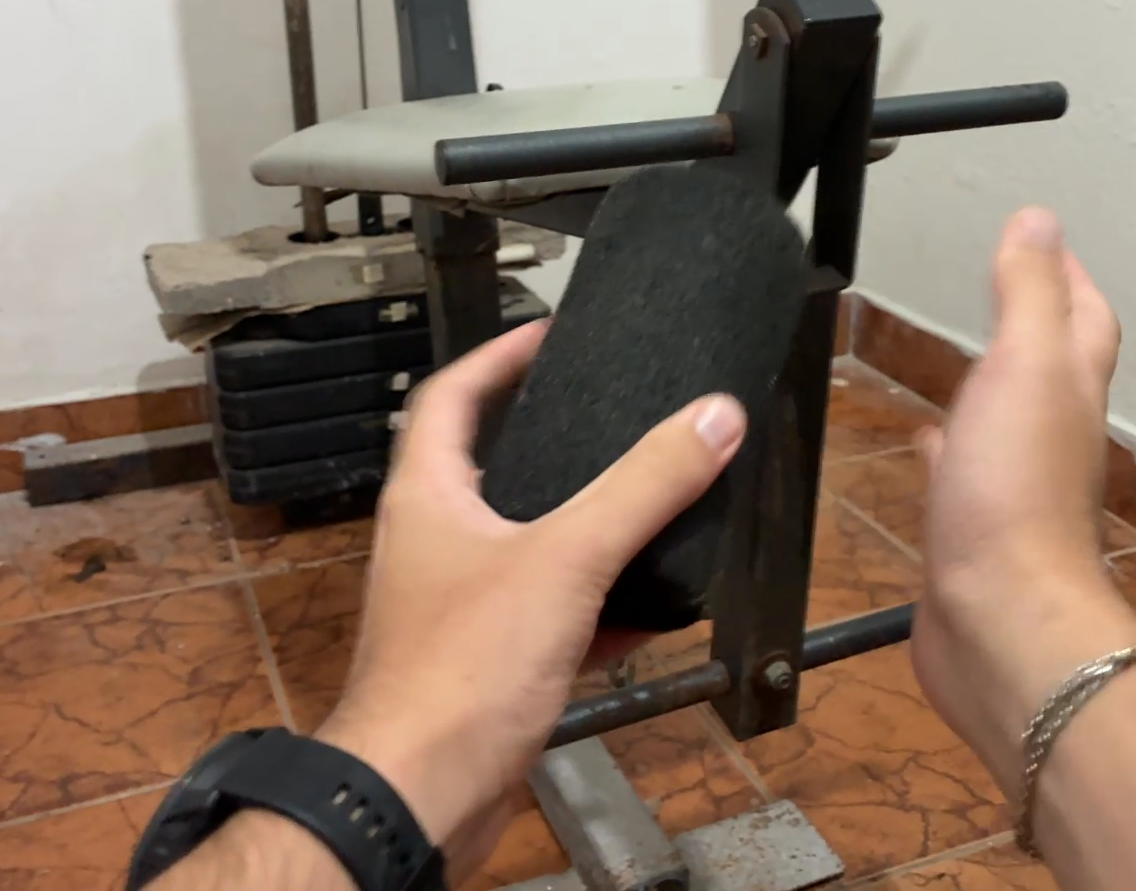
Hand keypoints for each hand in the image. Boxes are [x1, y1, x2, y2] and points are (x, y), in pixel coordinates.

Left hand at [316, 321, 747, 877]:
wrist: (422, 802)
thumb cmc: (465, 668)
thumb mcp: (567, 558)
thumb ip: (644, 487)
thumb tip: (713, 419)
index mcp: (431, 495)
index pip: (450, 394)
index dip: (496, 355)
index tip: (546, 335)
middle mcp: (438, 539)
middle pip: (493, 462)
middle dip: (550, 437)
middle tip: (607, 413)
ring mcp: (461, 598)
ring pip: (530, 539)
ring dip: (583, 524)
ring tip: (640, 501)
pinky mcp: (488, 653)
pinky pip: (550, 608)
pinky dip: (595, 603)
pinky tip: (645, 609)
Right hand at [909, 207, 1135, 787]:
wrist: (998, 612)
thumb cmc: (1011, 487)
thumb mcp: (1024, 369)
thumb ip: (1028, 294)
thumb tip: (1038, 219)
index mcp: (1067, 391)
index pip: (1082, 316)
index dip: (1068, 274)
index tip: (1042, 237)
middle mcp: (1050, 432)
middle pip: (1052, 363)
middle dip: (1035, 320)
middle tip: (1002, 285)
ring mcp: (1011, 480)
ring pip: (1007, 412)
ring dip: (992, 379)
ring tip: (961, 353)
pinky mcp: (971, 520)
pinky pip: (963, 464)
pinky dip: (949, 441)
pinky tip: (927, 439)